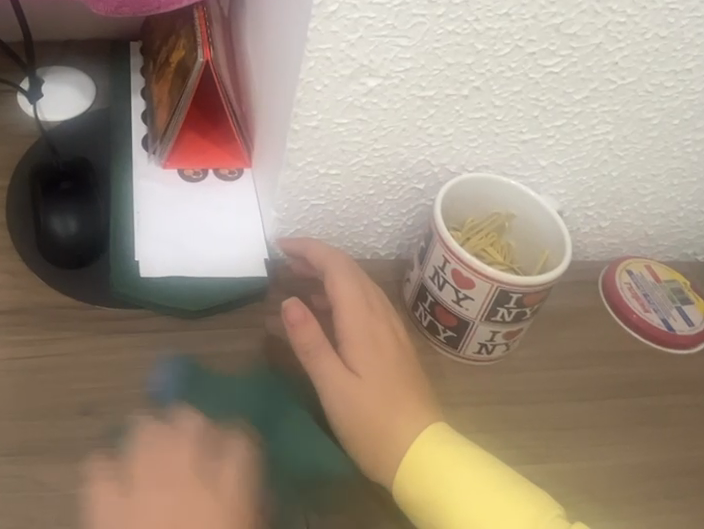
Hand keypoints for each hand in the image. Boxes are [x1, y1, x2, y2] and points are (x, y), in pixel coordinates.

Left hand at [82, 406, 262, 528]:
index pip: (240, 439)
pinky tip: (115, 482)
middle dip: (190, 426)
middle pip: (187, 419)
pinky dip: (107, 468)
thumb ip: (249, 515)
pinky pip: (99, 465)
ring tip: (154, 455)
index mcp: (228, 494)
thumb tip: (253, 502)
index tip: (236, 449)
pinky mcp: (104, 506)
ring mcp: (140, 486)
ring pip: (143, 428)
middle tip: (193, 446)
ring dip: (150, 438)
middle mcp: (185, 476)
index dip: (237, 440)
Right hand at [276, 237, 442, 488]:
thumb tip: (287, 300)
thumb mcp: (332, 385)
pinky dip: (340, 295)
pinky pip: (365, 303)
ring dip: (327, 275)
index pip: (336, 266)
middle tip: (282, 262)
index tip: (280, 247)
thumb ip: (309, 341)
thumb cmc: (372, 423)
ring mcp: (390, 329)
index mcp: (363, 319)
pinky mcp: (394, 344)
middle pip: (348, 270)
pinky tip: (324, 313)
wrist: (423, 455)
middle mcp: (379, 315)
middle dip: (315, 259)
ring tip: (296, 283)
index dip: (308, 250)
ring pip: (358, 285)